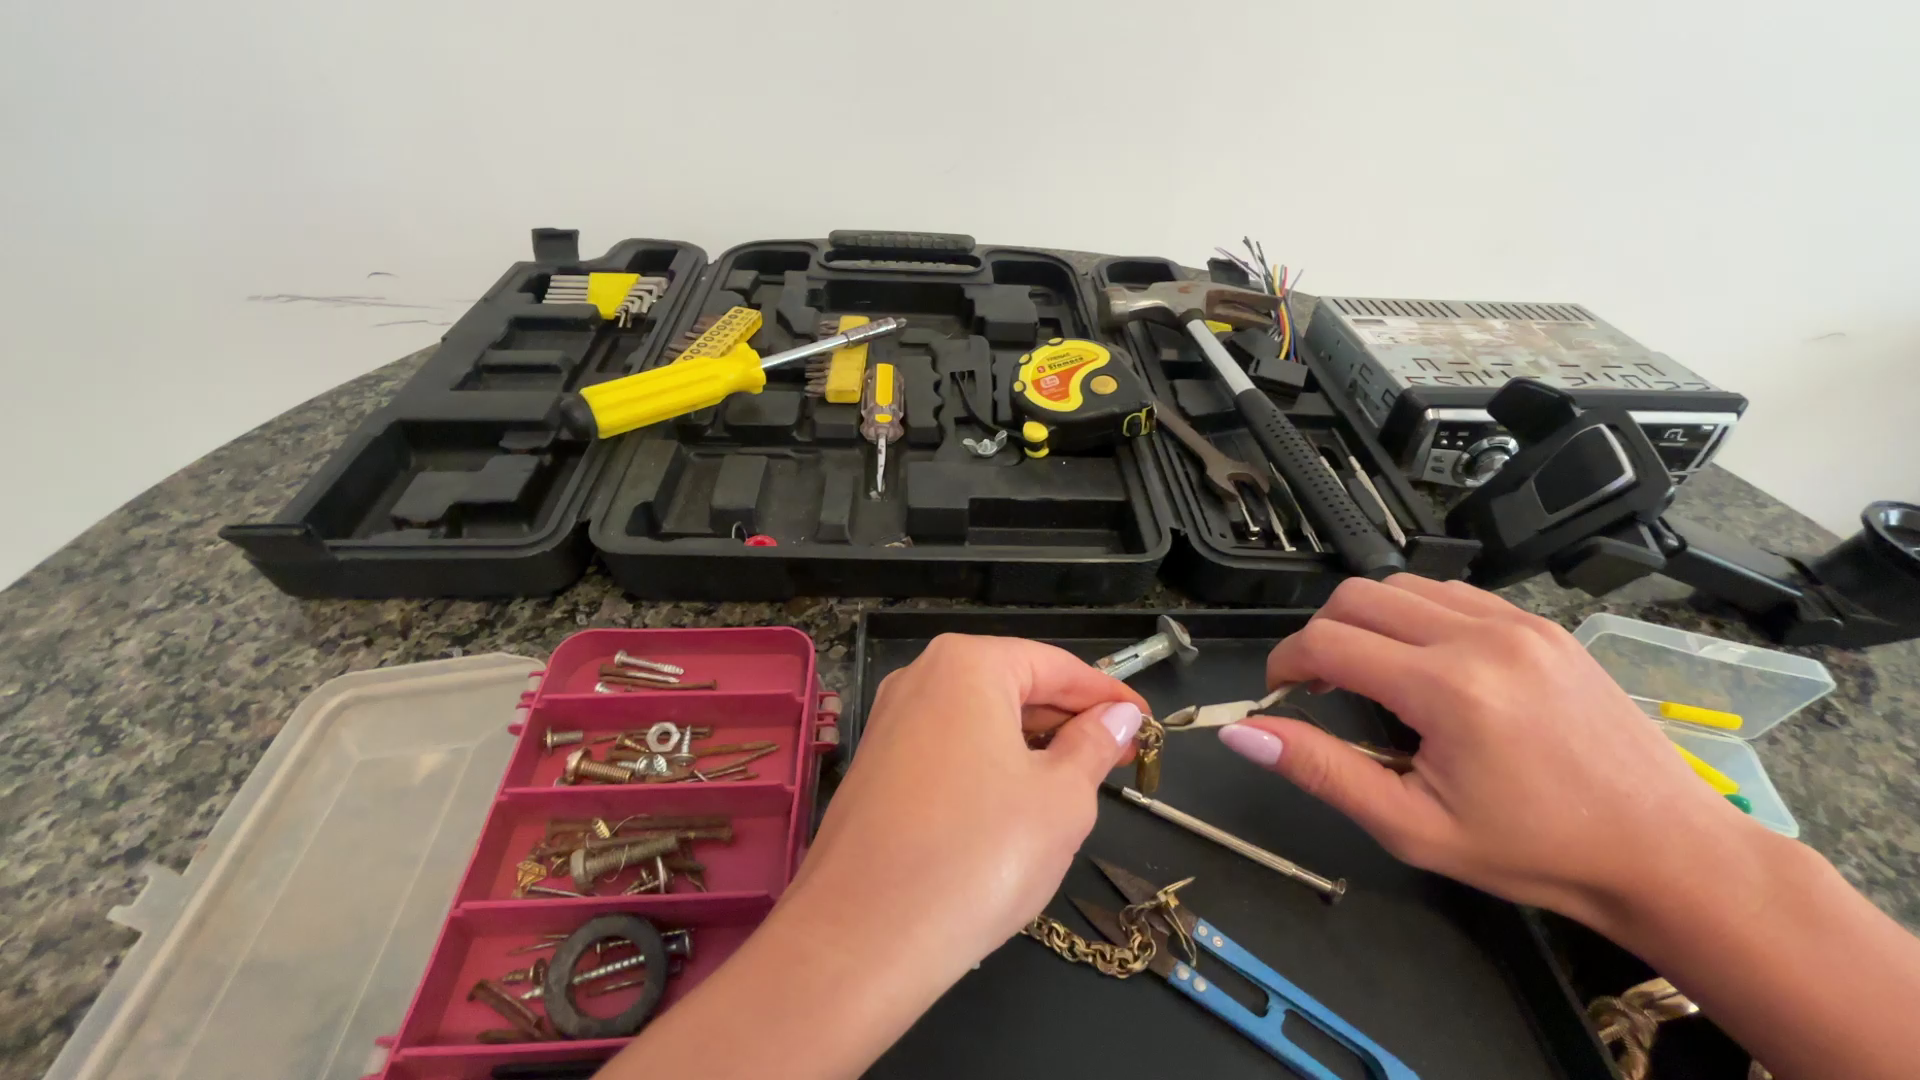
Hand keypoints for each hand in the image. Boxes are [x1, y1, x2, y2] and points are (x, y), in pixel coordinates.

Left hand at [792, 634, 1148, 972]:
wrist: (860, 937)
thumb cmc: (978, 855)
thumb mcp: (1061, 799)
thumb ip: (1094, 746)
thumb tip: (1117, 718)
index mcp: (967, 665)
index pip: (1055, 666)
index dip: (1107, 696)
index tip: (1146, 725)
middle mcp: (920, 678)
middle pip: (1013, 687)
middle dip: (1068, 721)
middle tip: (1119, 758)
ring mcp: (890, 722)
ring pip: (980, 721)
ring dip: (1031, 746)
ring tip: (1076, 785)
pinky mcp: (875, 767)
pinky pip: (947, 749)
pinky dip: (989, 766)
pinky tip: (1015, 805)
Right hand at [1216, 575, 1757, 929]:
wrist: (1666, 851)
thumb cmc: (1534, 850)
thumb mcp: (1411, 827)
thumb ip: (1320, 770)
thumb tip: (1242, 732)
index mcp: (1447, 688)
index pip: (1326, 642)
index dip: (1285, 664)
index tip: (1280, 695)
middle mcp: (1480, 636)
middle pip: (1353, 598)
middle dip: (1318, 637)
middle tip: (1321, 688)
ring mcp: (1517, 622)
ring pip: (1398, 586)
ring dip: (1363, 622)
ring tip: (1369, 674)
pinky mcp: (1540, 623)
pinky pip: (1448, 593)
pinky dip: (1411, 615)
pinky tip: (1421, 662)